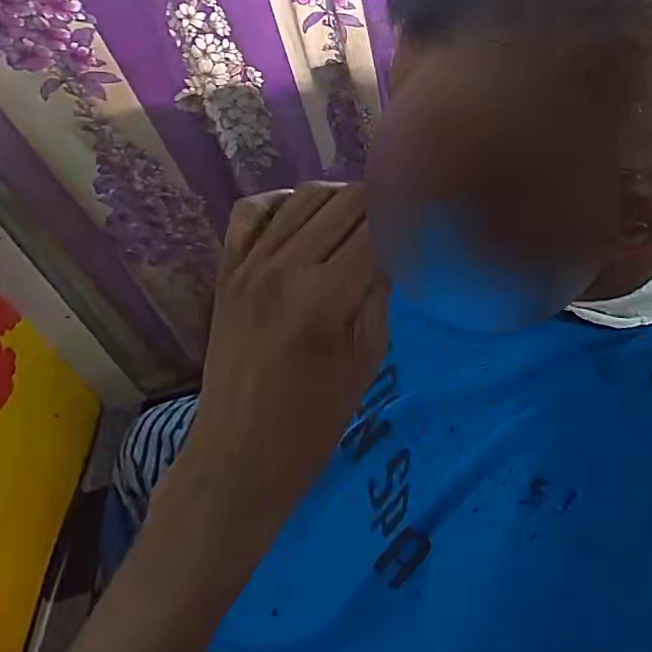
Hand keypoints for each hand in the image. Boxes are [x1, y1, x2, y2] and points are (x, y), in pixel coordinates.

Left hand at [65, 184, 386, 651]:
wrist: (238, 455)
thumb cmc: (316, 420)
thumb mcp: (369, 356)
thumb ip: (381, 289)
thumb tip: (397, 242)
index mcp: (328, 296)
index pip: (380, 225)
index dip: (409, 215)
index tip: (425, 217)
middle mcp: (286, 267)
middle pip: (347, 200)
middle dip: (381, 203)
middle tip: (398, 219)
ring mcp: (250, 263)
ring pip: (305, 196)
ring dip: (340, 199)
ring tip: (358, 219)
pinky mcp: (226, 269)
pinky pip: (253, 209)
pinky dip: (284, 203)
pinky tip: (305, 220)